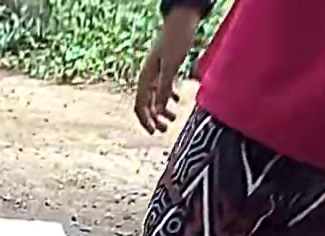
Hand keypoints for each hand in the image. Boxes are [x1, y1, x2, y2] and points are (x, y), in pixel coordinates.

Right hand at [134, 9, 197, 134]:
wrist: (184, 15)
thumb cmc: (176, 38)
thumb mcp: (170, 66)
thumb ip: (163, 89)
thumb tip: (157, 111)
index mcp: (146, 77)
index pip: (140, 106)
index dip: (145, 121)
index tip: (153, 132)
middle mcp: (149, 77)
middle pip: (148, 105)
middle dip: (155, 119)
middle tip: (164, 129)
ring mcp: (157, 72)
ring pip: (156, 98)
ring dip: (163, 110)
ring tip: (173, 118)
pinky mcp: (166, 67)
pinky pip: (164, 88)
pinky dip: (169, 97)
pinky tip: (176, 101)